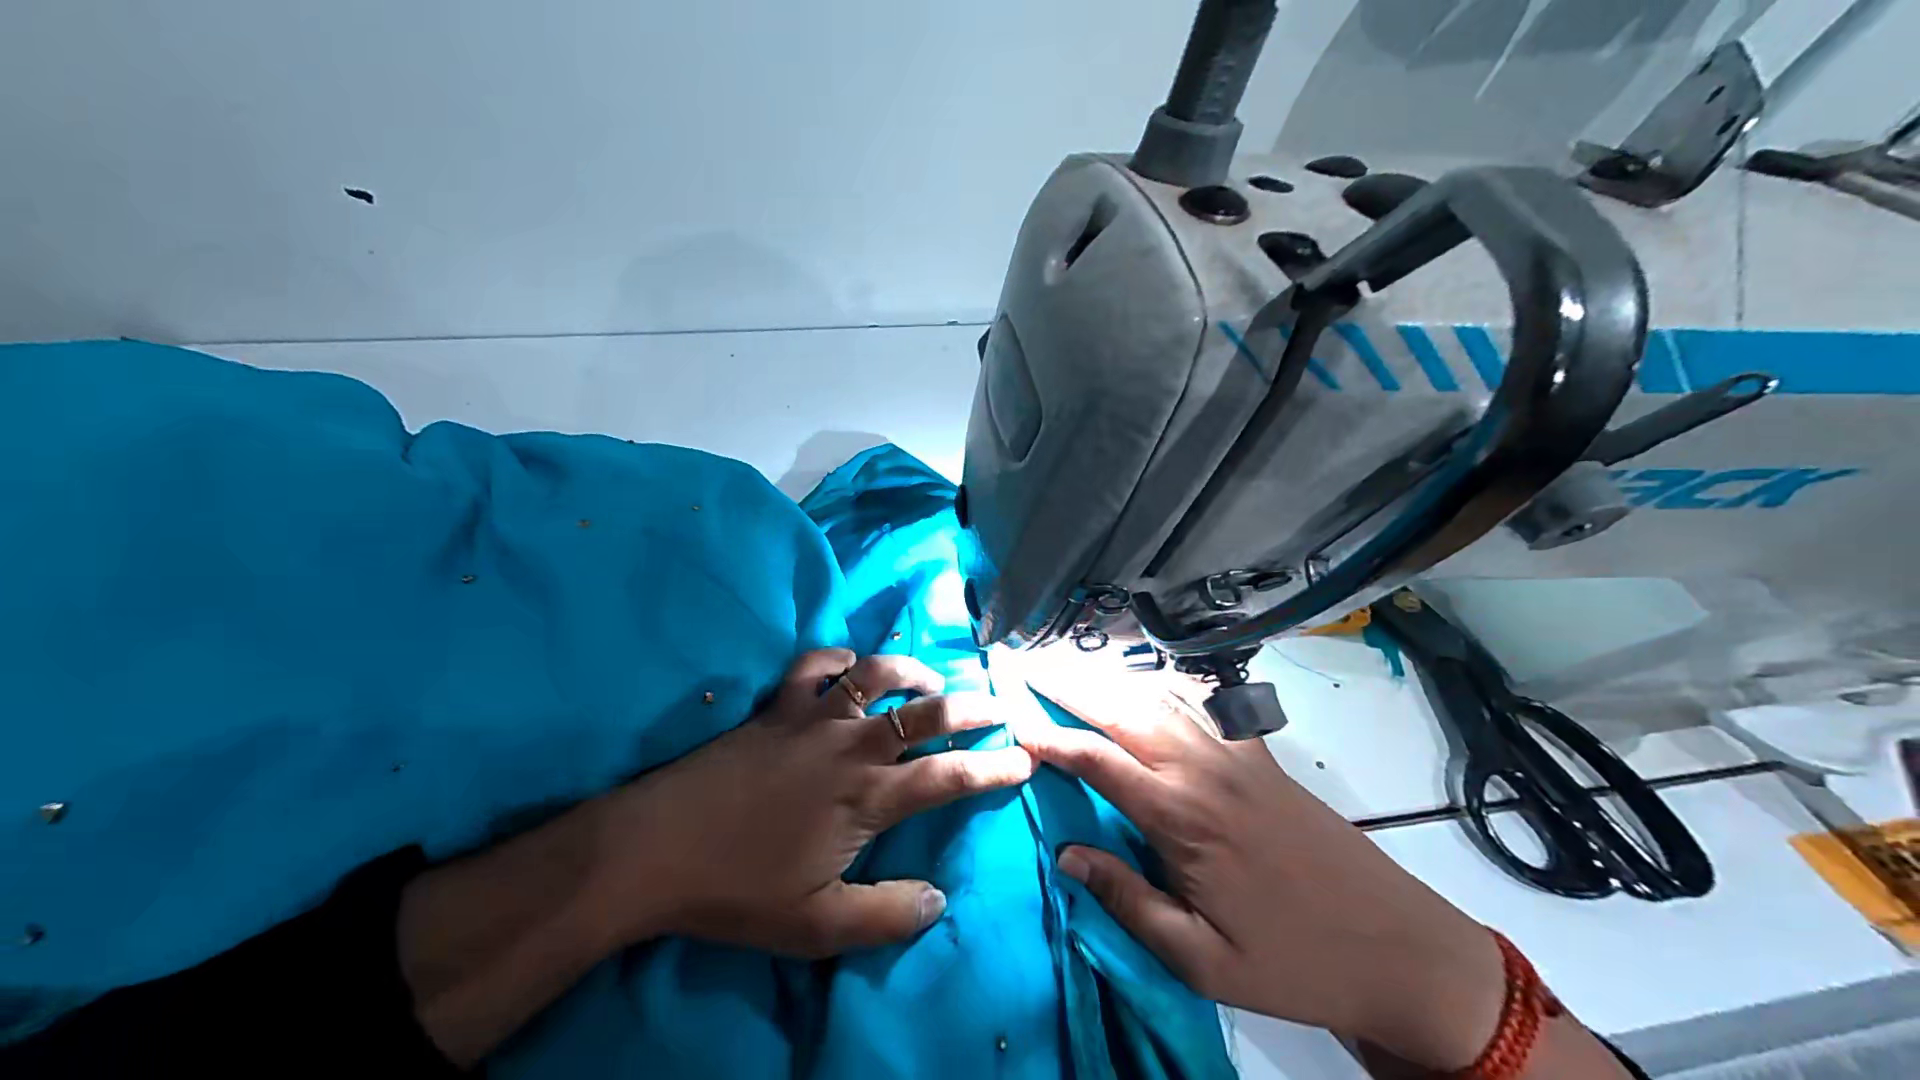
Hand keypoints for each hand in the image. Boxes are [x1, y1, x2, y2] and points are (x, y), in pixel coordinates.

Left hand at [584, 648, 1035, 958]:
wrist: (654, 848)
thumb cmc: (738, 889)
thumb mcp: (817, 926)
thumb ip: (887, 915)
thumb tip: (942, 899)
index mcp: (867, 798)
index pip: (949, 777)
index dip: (995, 767)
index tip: (1026, 759)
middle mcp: (850, 747)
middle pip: (925, 712)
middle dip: (970, 705)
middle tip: (997, 703)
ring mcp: (811, 719)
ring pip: (876, 674)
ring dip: (911, 671)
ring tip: (930, 680)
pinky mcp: (774, 708)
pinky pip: (813, 665)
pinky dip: (838, 658)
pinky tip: (848, 667)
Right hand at [1011, 655, 1504, 1071]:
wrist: (1400, 947)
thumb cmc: (1294, 961)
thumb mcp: (1202, 960)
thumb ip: (1128, 901)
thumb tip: (1067, 854)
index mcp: (1183, 817)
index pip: (1099, 760)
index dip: (1050, 739)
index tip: (1014, 726)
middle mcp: (1204, 770)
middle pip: (1123, 709)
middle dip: (1069, 683)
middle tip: (1026, 663)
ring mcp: (1236, 756)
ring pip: (1160, 698)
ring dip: (1111, 678)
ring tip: (1072, 666)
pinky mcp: (1261, 757)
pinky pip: (1204, 705)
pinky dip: (1166, 685)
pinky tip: (1149, 682)